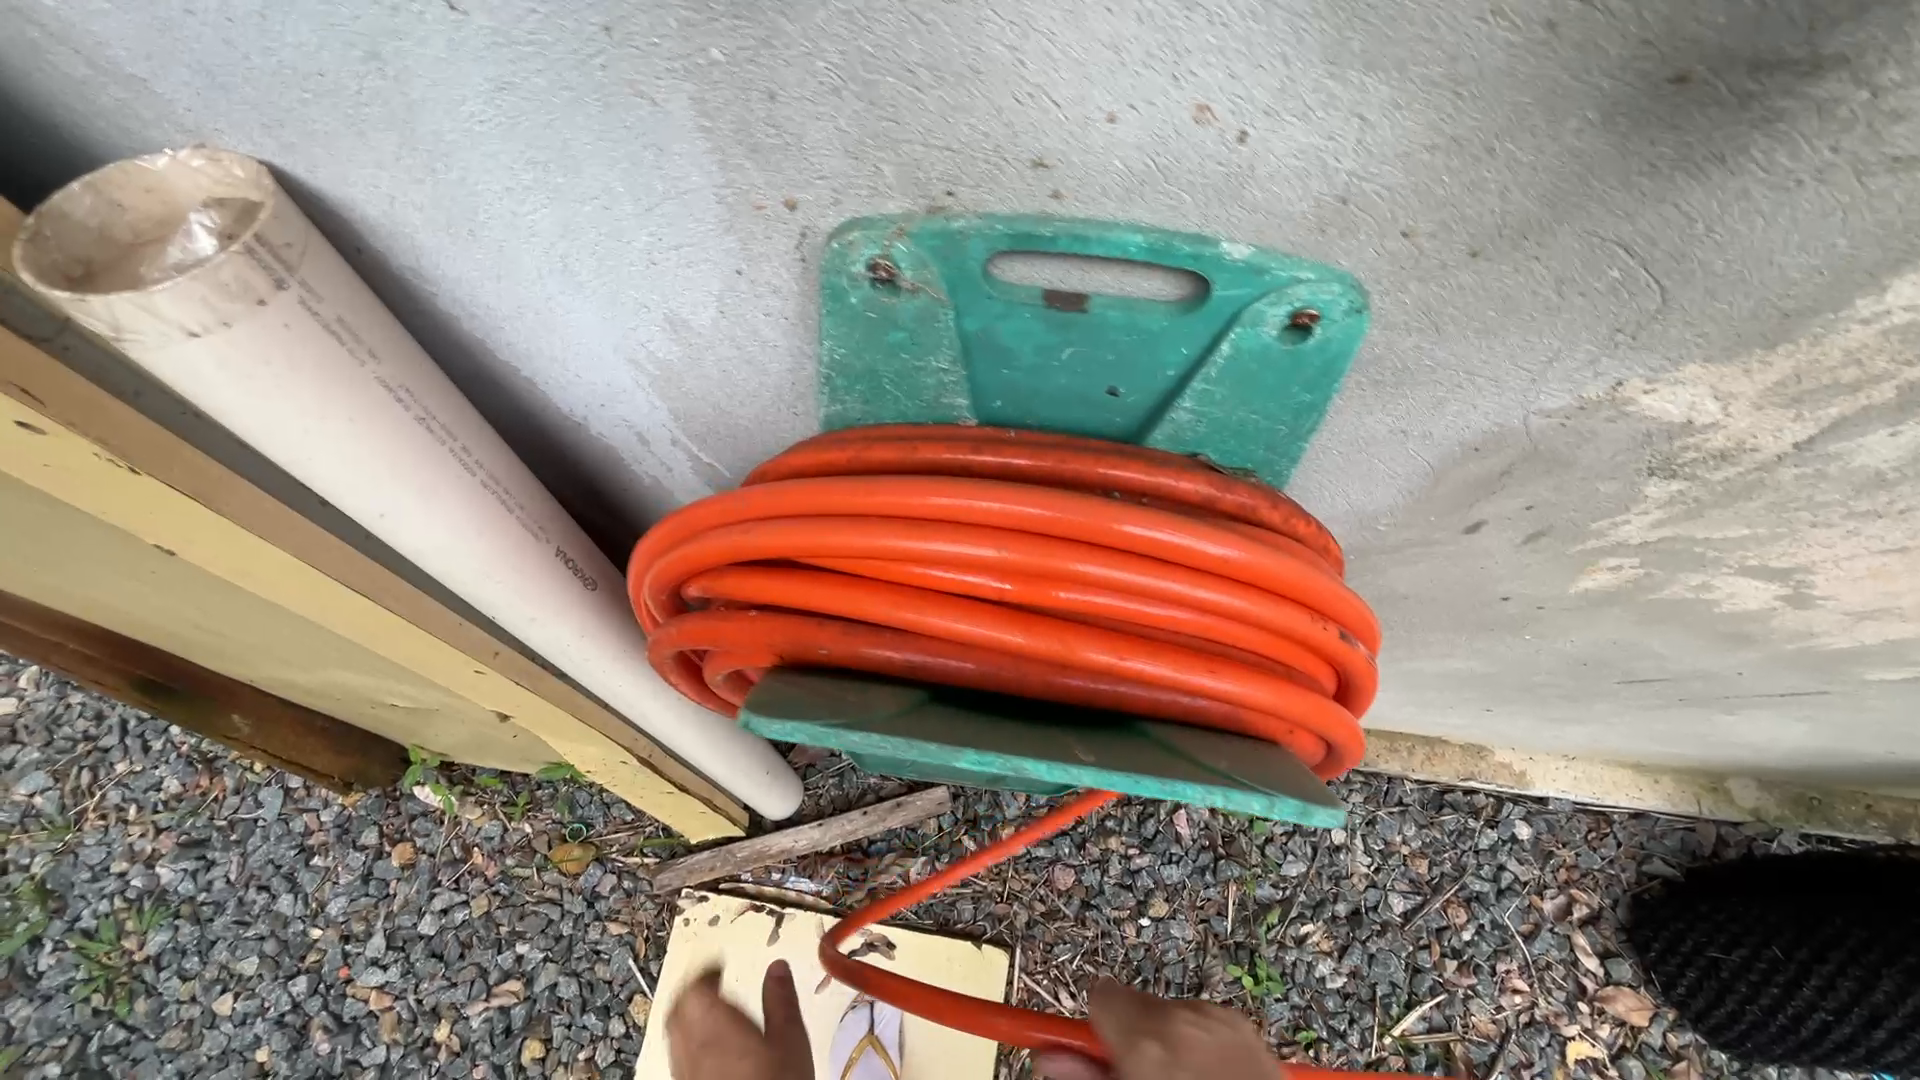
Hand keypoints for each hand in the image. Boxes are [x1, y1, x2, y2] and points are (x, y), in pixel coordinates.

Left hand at [667, 960, 813, 1079]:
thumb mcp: (790, 1037)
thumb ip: (780, 998)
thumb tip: (778, 968)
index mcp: (715, 1025)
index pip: (694, 987)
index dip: (704, 970)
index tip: (719, 964)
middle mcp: (692, 1050)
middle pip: (676, 1012)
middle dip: (690, 992)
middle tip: (710, 983)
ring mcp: (686, 1076)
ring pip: (674, 1038)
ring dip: (686, 1018)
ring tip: (710, 1013)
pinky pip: (680, 1061)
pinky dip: (690, 1045)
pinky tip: (711, 1053)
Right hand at [1033, 978, 1276, 1079]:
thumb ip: (1086, 1076)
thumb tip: (1047, 1058)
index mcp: (1146, 1041)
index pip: (1099, 995)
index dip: (1097, 1026)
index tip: (1099, 1049)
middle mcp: (1179, 1017)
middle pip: (1134, 1004)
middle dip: (1132, 1034)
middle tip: (1142, 1074)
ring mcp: (1214, 1016)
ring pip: (1168, 1011)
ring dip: (1166, 1037)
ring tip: (1181, 1078)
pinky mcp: (1240, 1020)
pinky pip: (1201, 1017)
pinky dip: (1197, 1038)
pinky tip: (1206, 1073)